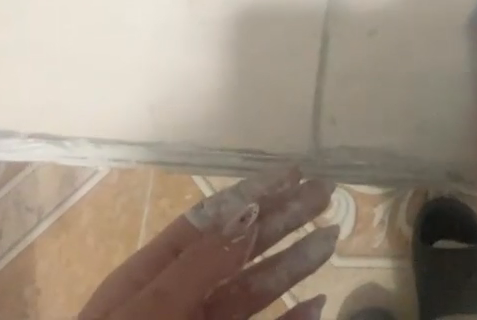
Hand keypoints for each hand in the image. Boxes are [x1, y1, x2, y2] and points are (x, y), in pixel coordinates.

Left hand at [80, 167, 338, 319]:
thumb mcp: (146, 312)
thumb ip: (198, 266)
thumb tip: (249, 212)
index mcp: (147, 278)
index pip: (207, 221)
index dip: (250, 192)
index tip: (293, 171)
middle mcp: (177, 301)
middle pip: (237, 249)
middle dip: (282, 218)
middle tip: (325, 191)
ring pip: (253, 292)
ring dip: (293, 263)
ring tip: (331, 238)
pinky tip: (317, 305)